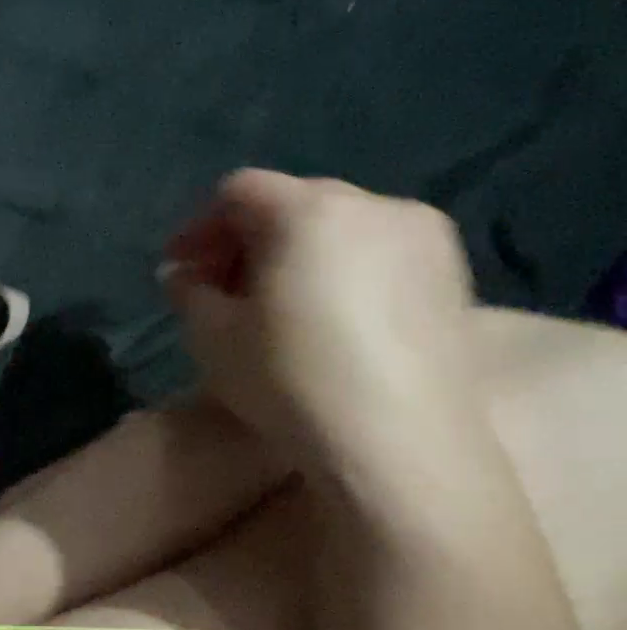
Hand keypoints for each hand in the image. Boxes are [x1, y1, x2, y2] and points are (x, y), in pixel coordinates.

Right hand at [163, 169, 477, 471]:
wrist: (394, 439)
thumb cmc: (286, 378)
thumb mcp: (210, 335)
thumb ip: (189, 290)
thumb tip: (184, 273)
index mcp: (308, 212)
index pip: (239, 190)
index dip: (198, 226)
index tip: (178, 269)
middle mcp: (374, 205)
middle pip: (292, 201)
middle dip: (246, 238)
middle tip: (217, 288)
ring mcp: (423, 236)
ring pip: (337, 225)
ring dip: (291, 253)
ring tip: (270, 306)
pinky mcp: (451, 271)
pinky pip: (376, 249)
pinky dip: (337, 267)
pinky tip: (322, 317)